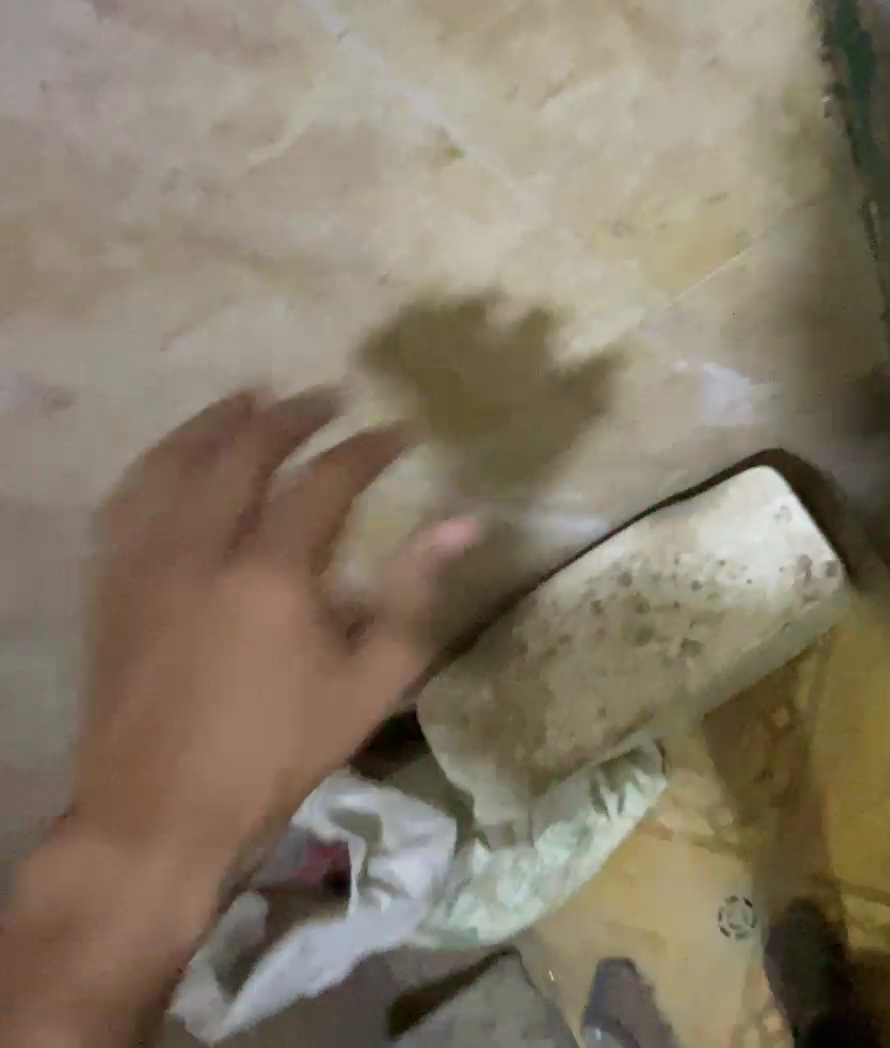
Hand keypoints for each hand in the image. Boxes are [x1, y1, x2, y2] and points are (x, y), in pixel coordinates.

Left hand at [72, 388, 477, 880]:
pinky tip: (177, 460)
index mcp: (271, 574)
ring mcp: (140, 569)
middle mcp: (196, 554)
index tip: (402, 432)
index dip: (367, 449)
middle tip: (329, 395)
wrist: (164, 808)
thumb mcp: (380, 671)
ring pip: (166, 468)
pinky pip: (124, 505)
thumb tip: (465, 522)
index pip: (323, 482)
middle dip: (288, 417)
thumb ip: (418, 588)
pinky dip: (157, 466)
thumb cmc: (289, 741)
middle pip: (237, 456)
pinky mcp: (108, 590)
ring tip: (248, 398)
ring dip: (212, 425)